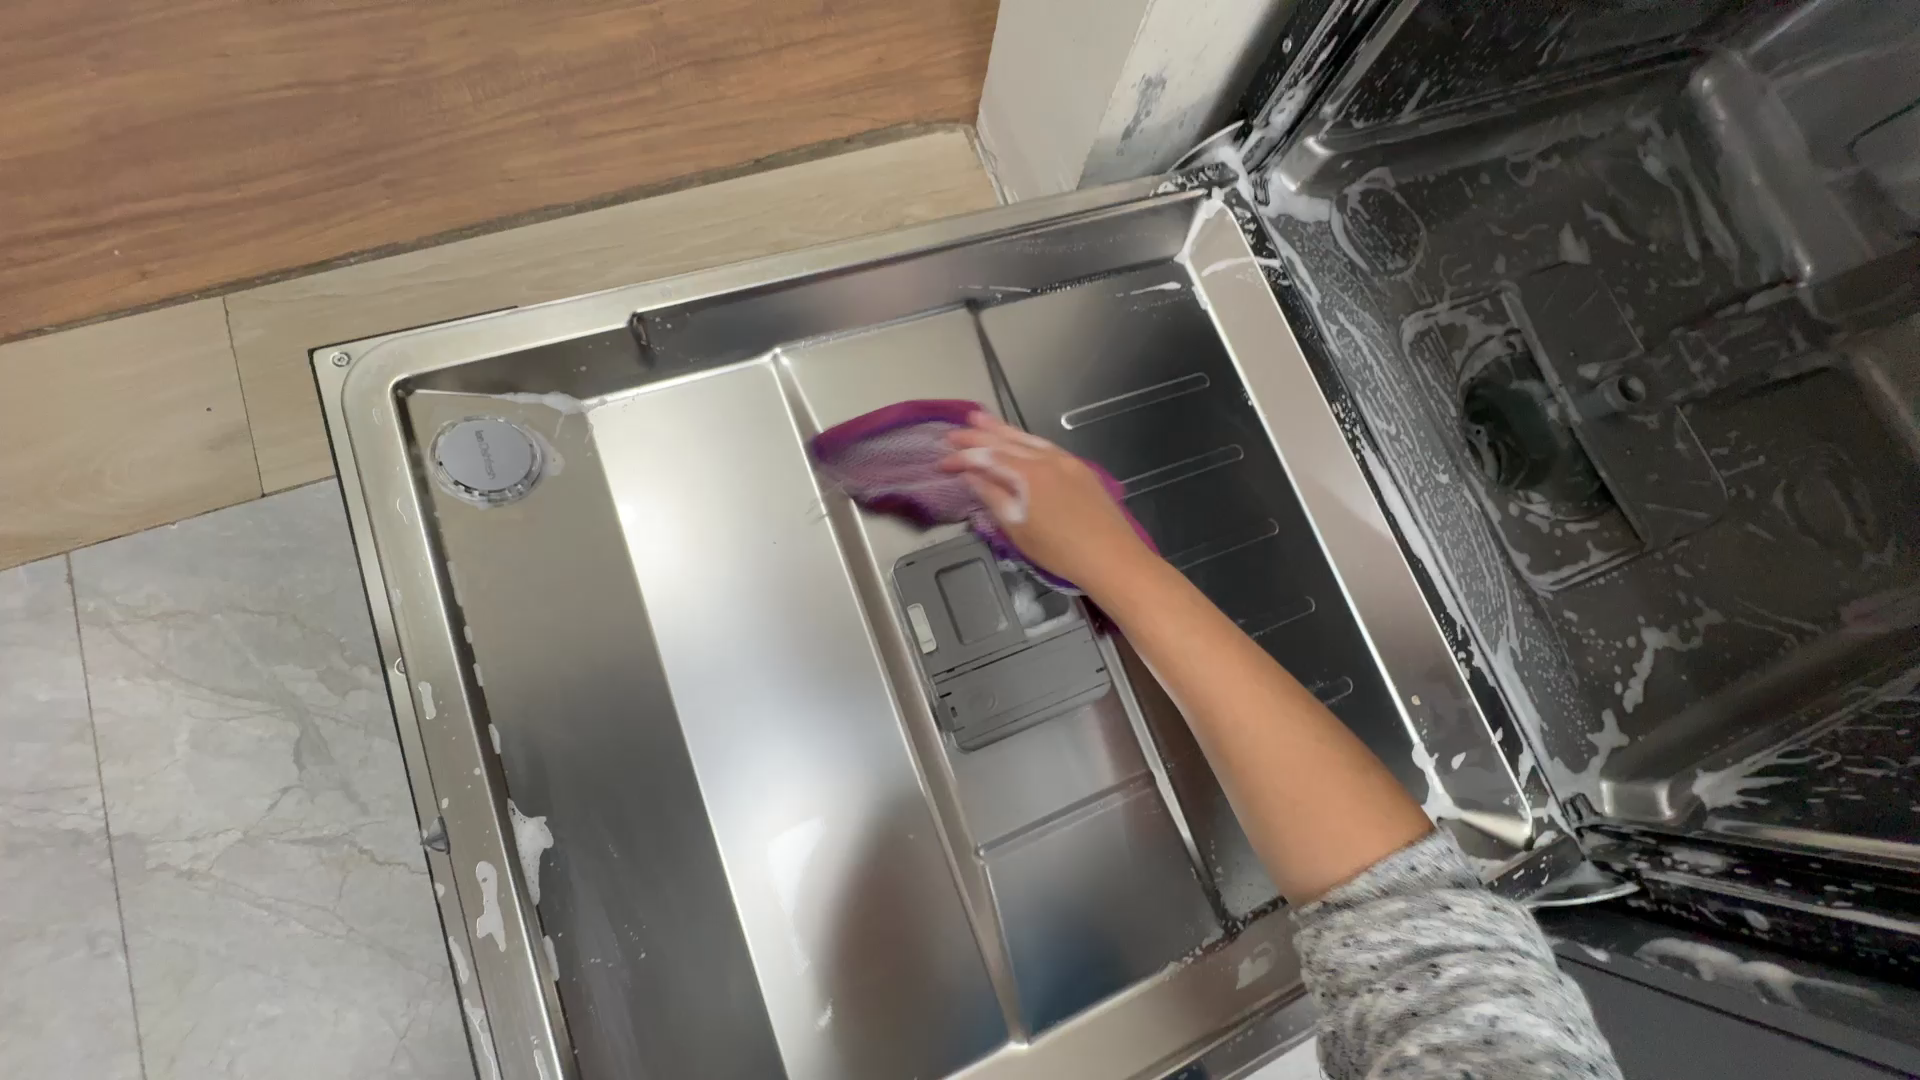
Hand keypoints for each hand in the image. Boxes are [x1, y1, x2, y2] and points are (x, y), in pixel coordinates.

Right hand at [940, 411, 1154, 594]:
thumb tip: (971, 476)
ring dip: (1002, 429)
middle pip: (1006, 441)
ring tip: (980, 419)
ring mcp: (1066, 461)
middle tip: (953, 431)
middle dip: (977, 435)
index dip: (962, 458)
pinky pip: (1046, 446)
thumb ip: (993, 497)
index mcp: (1028, 473)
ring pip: (1028, 438)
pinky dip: (1026, 440)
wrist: (1111, 557)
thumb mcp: (1018, 527)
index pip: (987, 457)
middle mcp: (1047, 458)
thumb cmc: (1060, 550)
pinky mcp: (1079, 469)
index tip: (941, 462)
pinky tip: (1019, 440)